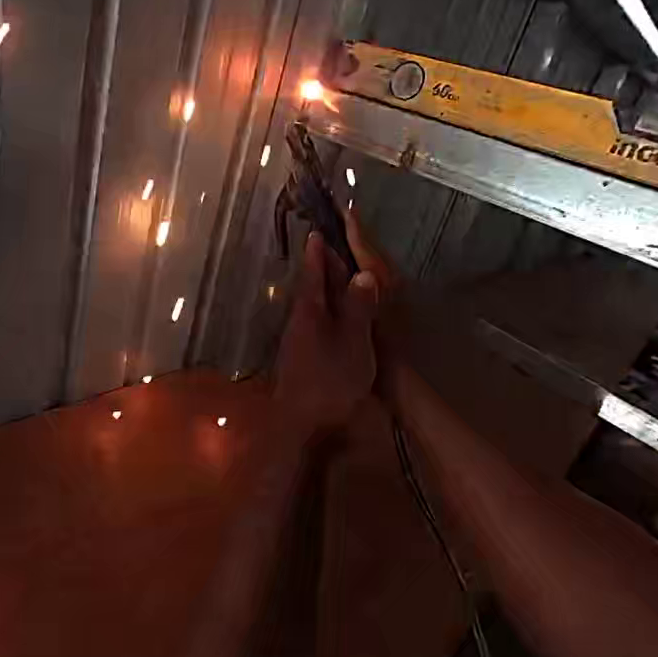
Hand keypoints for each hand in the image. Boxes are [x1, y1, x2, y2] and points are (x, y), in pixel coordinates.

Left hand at [272, 230, 378, 432]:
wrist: (301, 423)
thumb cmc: (330, 380)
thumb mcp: (353, 342)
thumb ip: (358, 309)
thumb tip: (363, 275)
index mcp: (310, 311)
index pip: (313, 274)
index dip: (317, 254)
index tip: (316, 232)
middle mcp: (297, 321)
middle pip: (309, 288)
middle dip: (318, 269)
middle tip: (328, 249)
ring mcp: (295, 341)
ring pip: (309, 307)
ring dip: (320, 291)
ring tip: (334, 280)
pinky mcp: (297, 358)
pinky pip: (311, 323)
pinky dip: (322, 312)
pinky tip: (331, 319)